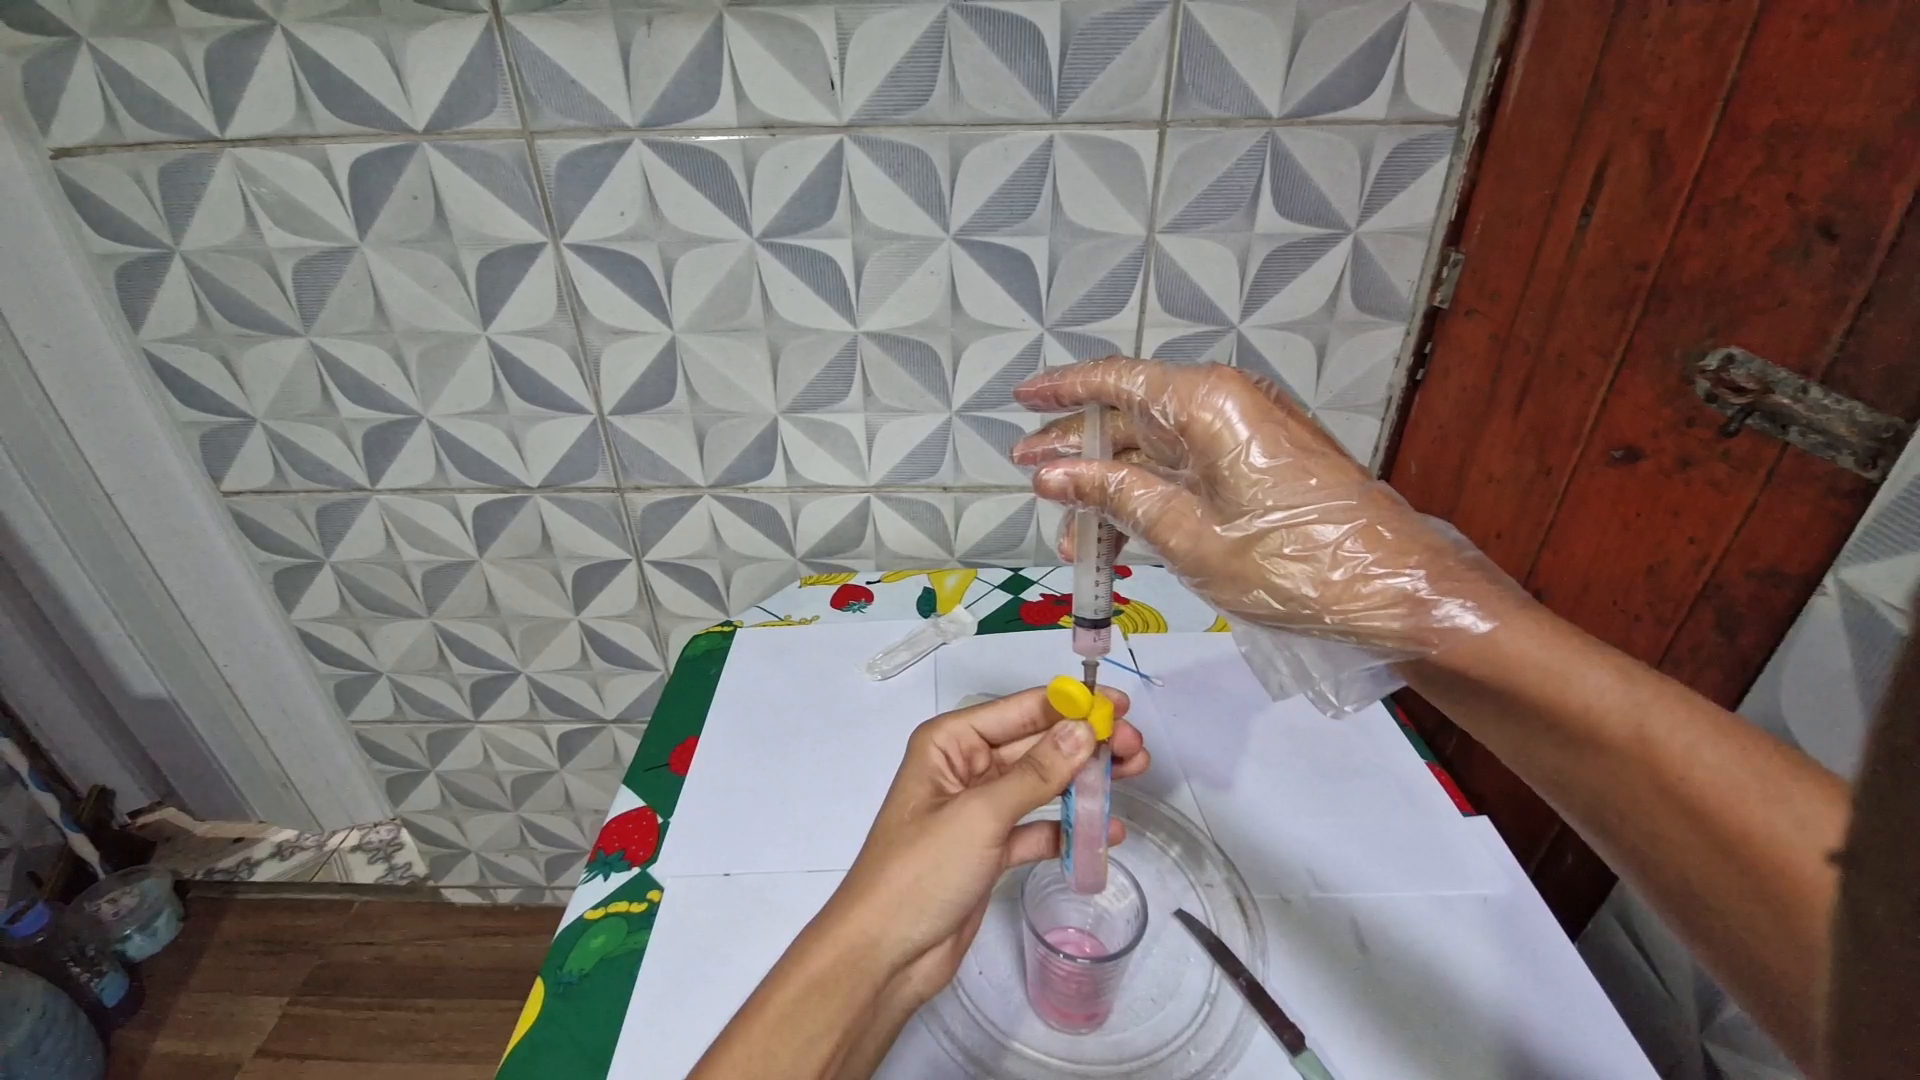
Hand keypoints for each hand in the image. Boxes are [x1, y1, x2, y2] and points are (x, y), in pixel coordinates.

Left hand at [824, 687, 1147, 1006]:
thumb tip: (1085, 729)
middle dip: (1086, 744)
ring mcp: (980, 809)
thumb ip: (1037, 772)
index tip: (1120, 706)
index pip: (1020, 710)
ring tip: (1135, 776)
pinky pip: (1039, 827)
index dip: (1071, 704)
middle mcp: (966, 767)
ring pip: (1042, 784)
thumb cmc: (920, 871)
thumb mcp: (980, 815)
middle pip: (1037, 745)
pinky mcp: (991, 848)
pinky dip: (1070, 828)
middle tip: (1137, 749)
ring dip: (1085, 782)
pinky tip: (1107, 832)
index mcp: (950, 742)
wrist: (885, 956)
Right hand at [1011, 358, 1517, 653]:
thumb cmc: (1291, 563)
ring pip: (1156, 452)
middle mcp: (1226, 406)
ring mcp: (1244, 437)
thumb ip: (1114, 495)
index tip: (1022, 399)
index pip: (1118, 381)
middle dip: (1079, 450)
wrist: (1395, 592)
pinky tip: (1118, 535)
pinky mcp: (1257, 466)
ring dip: (1110, 487)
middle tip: (1031, 475)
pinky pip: (1186, 472)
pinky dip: (1149, 499)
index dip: (1063, 390)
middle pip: (1134, 417)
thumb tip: (1051, 473)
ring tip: (1071, 533)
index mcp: (1208, 404)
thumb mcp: (1186, 534)